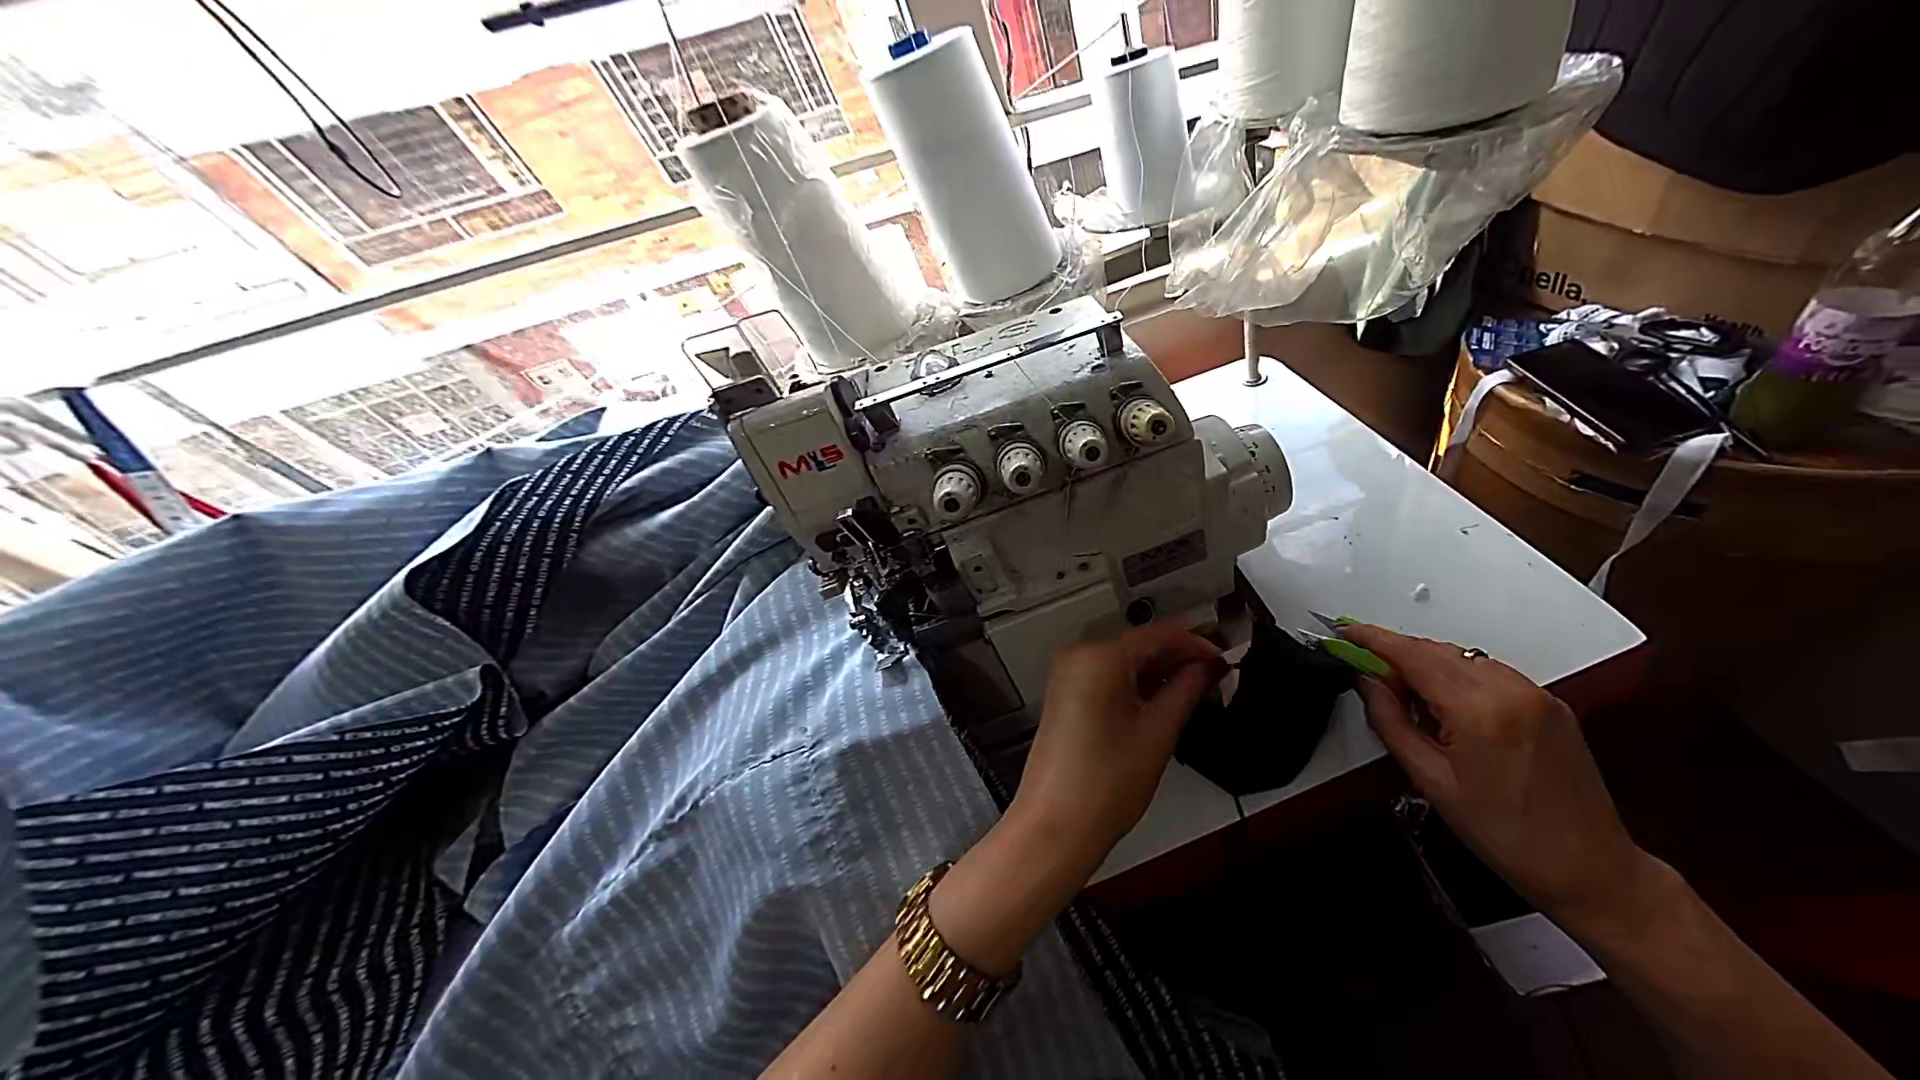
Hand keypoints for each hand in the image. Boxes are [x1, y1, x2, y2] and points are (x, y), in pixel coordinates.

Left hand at [1008, 622, 1226, 871]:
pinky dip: (1136, 685)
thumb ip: (1187, 689)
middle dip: (1178, 658)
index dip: (1196, 642)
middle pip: (1139, 645)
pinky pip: (1107, 677)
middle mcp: (1076, 658)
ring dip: (1159, 672)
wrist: (1057, 825)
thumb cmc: (1100, 786)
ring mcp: (1067, 677)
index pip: (1157, 634)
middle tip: (1215, 673)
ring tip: (1196, 688)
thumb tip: (1206, 668)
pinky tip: (1163, 698)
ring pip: (1124, 662)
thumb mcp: (1159, 731)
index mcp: (1097, 658)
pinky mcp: (1066, 696)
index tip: (1222, 655)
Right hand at [1339, 623, 1650, 920]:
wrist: (1589, 868)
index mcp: (1480, 711)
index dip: (1372, 639)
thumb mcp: (1428, 778)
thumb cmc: (1508, 834)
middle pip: (1435, 649)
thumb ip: (1390, 720)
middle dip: (1395, 652)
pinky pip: (1489, 671)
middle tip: (1363, 670)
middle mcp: (1512, 692)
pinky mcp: (1550, 703)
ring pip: (1461, 657)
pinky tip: (1443, 704)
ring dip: (1425, 664)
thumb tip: (1367, 682)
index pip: (1412, 654)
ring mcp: (1537, 695)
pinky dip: (1457, 675)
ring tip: (1405, 697)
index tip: (1345, 631)